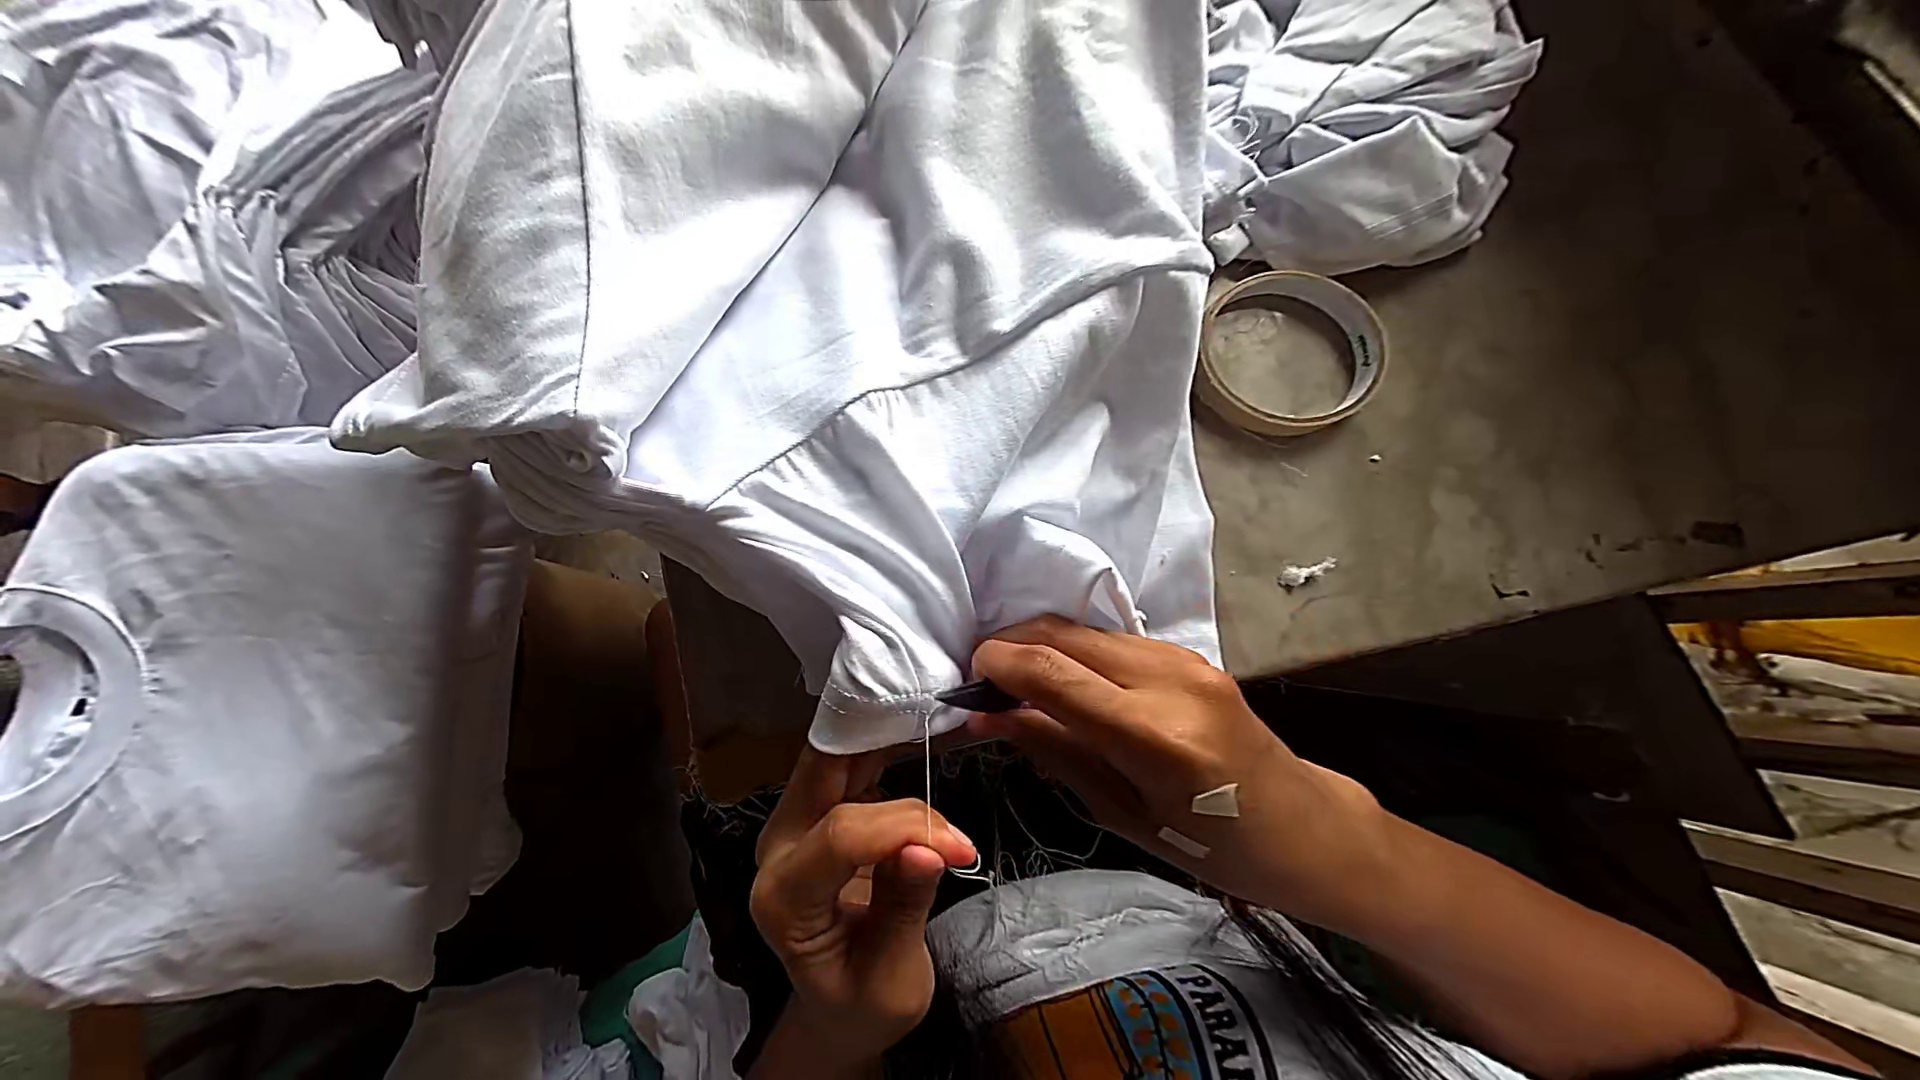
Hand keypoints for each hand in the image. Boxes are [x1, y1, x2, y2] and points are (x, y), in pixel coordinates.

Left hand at [748, 746, 976, 1076]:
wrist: (840, 1004)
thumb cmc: (862, 1003)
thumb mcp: (891, 981)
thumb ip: (903, 910)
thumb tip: (928, 849)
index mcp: (784, 900)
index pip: (841, 835)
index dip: (907, 829)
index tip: (961, 850)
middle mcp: (779, 849)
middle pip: (822, 771)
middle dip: (878, 741)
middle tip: (938, 729)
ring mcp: (795, 823)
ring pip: (834, 755)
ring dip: (882, 734)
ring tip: (934, 725)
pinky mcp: (819, 810)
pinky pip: (848, 762)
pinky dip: (884, 744)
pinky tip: (916, 734)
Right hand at [965, 616, 1384, 918]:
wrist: (1303, 824)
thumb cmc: (1212, 847)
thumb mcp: (1122, 814)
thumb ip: (1053, 752)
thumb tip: (988, 717)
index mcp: (1154, 738)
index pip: (1052, 674)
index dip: (999, 664)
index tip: (970, 679)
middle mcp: (1169, 681)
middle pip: (1063, 636)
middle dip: (1012, 647)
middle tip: (986, 683)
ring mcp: (1183, 658)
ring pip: (1084, 629)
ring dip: (1041, 646)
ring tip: (1019, 683)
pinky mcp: (1189, 651)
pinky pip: (1111, 638)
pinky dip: (1074, 650)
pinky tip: (1065, 680)